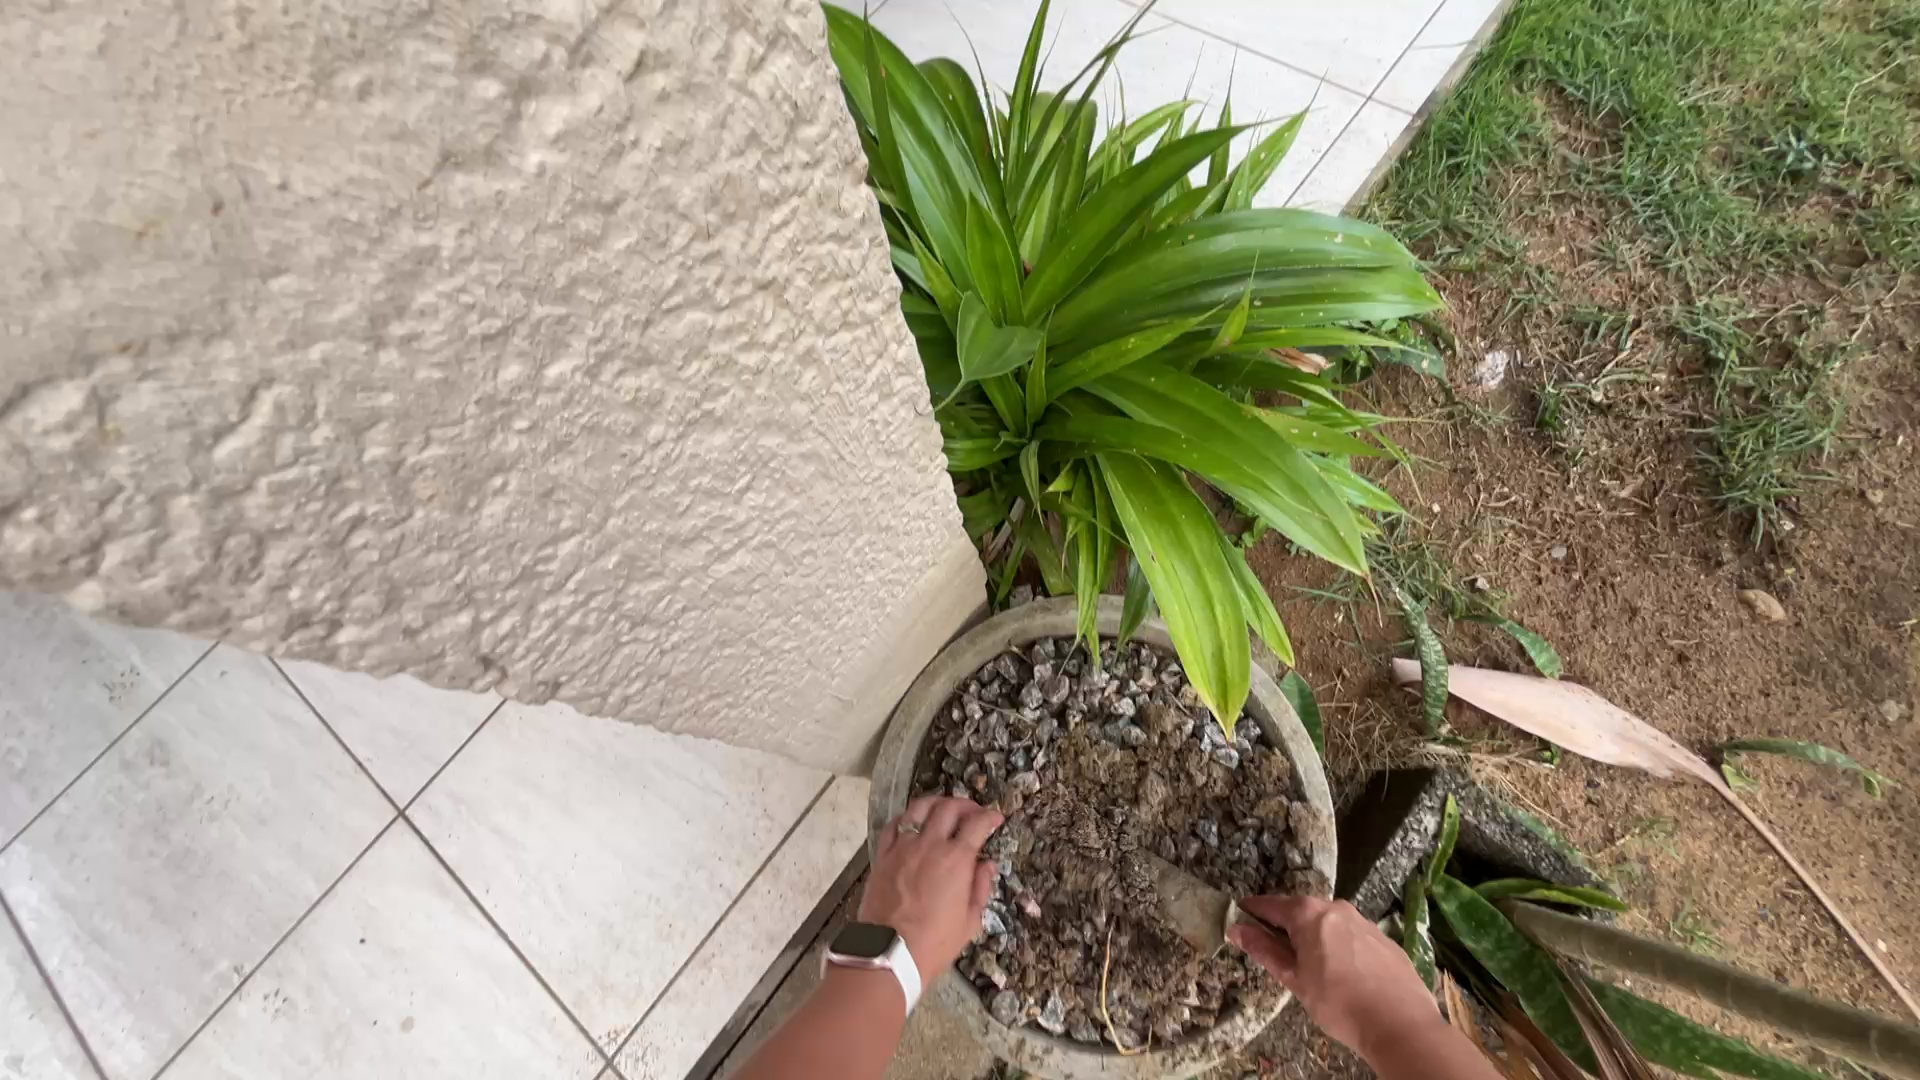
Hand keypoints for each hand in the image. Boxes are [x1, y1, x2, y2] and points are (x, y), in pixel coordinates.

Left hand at [861, 795, 1004, 976]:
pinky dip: (907, 817)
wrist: (889, 954)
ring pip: (920, 808)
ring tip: (944, 809)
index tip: (996, 818)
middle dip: (966, 805)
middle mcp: (930, 844)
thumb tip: (987, 863)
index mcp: (956, 860)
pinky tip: (913, 822)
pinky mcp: (883, 854)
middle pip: (949, 808)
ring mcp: (903, 846)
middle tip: (973, 812)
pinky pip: (895, 824)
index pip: (977, 824)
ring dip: (937, 802)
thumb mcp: (969, 921)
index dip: (990, 817)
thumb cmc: (934, 942)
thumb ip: (980, 887)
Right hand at [1228, 895, 1442, 1062]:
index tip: (1239, 920)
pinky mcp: (1384, 940)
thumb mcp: (1294, 979)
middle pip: (1299, 911)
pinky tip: (1348, 976)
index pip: (1268, 905)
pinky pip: (1353, 936)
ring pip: (1328, 923)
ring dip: (1316, 937)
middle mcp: (1334, 907)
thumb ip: (1264, 950)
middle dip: (1286, 928)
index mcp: (1307, 913)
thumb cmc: (1340, 1004)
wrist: (1404, 1027)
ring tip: (1316, 969)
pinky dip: (1342, 947)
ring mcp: (1363, 921)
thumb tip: (1235, 929)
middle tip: (1280, 954)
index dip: (1251, 913)